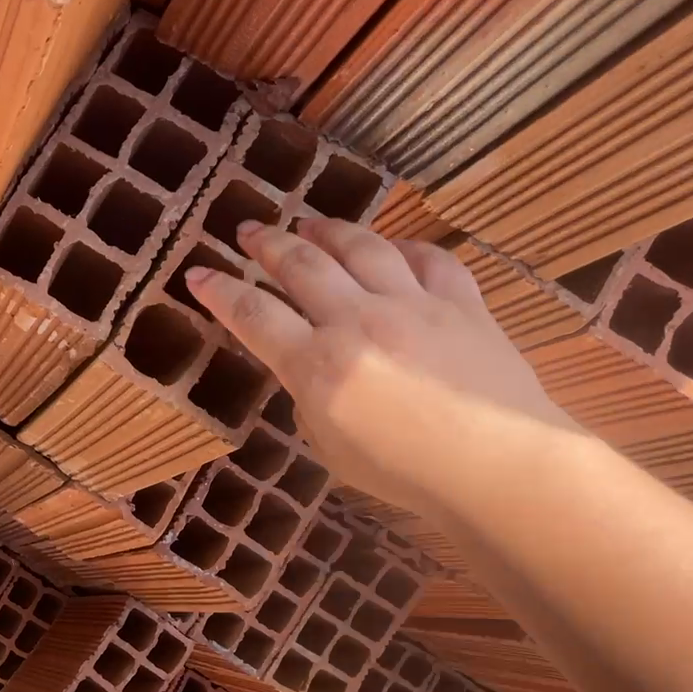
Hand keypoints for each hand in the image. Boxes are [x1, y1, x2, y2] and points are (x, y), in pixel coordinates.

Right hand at [186, 219, 584, 522]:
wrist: (496, 463)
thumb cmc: (399, 469)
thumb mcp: (325, 442)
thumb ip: (308, 395)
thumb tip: (310, 367)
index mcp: (316, 364)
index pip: (253, 315)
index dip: (219, 291)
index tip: (196, 273)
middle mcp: (358, 321)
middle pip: (302, 266)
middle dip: (267, 244)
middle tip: (247, 229)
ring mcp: (413, 305)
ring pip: (362, 249)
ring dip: (328, 230)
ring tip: (308, 222)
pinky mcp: (461, 303)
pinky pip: (429, 259)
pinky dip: (404, 247)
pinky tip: (390, 246)